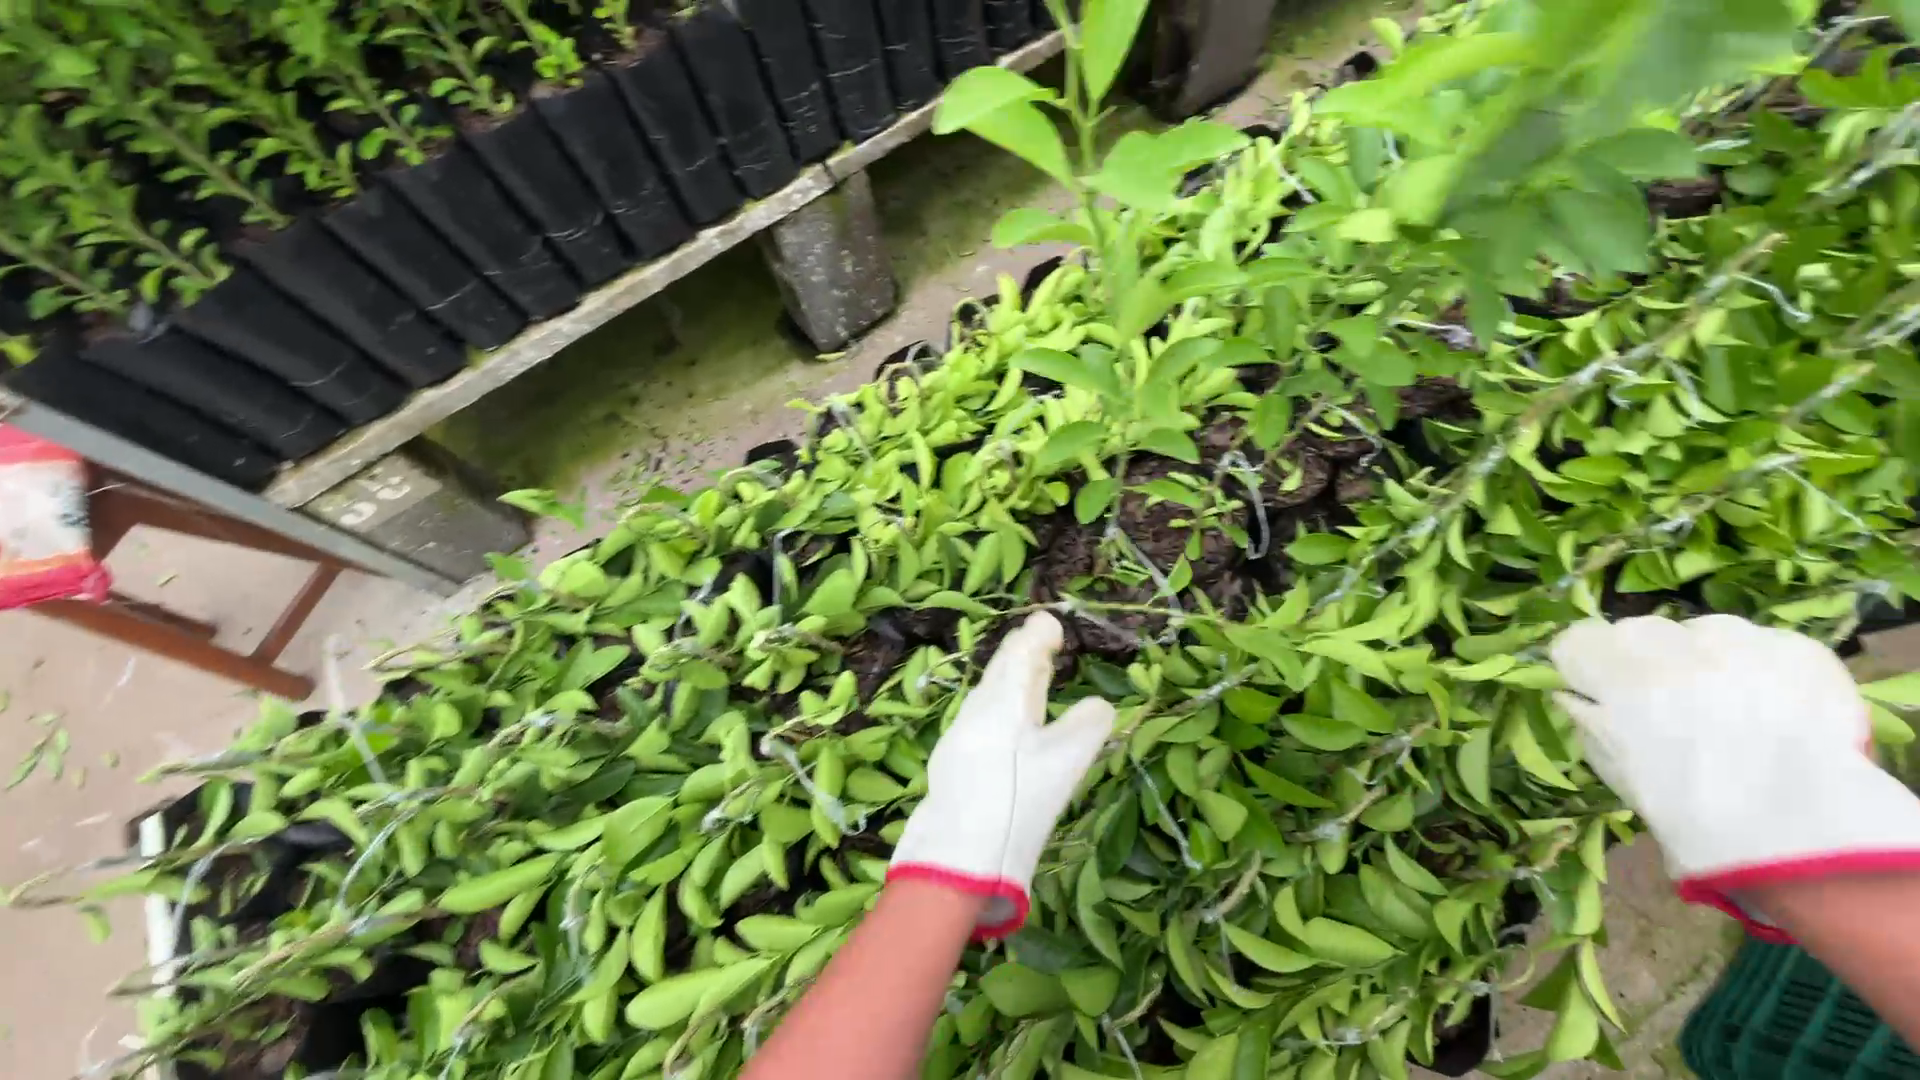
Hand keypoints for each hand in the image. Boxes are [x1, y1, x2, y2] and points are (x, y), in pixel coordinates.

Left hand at [888, 612, 1114, 938]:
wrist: (959, 857)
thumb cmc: (1019, 802)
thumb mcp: (1066, 764)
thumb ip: (1087, 727)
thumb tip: (1099, 706)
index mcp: (1005, 702)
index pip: (1021, 655)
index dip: (1038, 636)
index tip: (1050, 624)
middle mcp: (978, 711)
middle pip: (1001, 671)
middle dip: (1022, 652)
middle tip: (1040, 638)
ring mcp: (959, 736)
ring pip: (988, 693)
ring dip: (1010, 677)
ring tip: (1028, 673)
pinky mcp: (952, 762)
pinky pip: (979, 715)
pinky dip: (998, 703)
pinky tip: (1004, 719)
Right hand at [1550, 614, 1919, 939]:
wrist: (1799, 837)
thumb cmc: (1684, 806)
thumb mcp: (1611, 763)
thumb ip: (1587, 716)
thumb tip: (1573, 692)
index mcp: (1618, 676)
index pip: (1576, 640)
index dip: (1581, 665)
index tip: (1591, 687)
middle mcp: (1675, 649)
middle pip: (1636, 630)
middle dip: (1639, 658)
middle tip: (1660, 700)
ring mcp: (1742, 645)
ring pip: (1699, 630)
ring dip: (1698, 655)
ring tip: (1719, 699)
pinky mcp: (1797, 650)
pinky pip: (1760, 641)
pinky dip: (1755, 664)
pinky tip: (1764, 701)